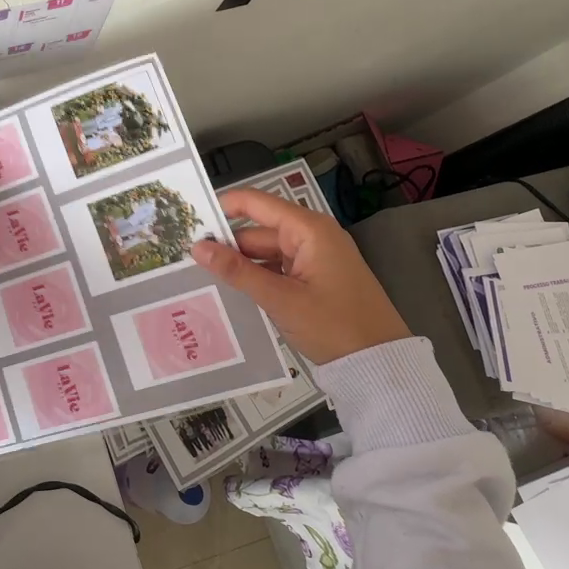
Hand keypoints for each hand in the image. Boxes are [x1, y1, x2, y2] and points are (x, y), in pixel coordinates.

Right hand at [193, 189, 409, 364]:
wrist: (383, 366)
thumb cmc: (334, 326)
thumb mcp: (280, 299)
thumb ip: (237, 271)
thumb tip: (197, 247)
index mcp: (308, 229)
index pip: (255, 203)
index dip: (221, 208)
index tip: (188, 221)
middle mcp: (311, 236)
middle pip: (257, 230)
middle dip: (226, 244)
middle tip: (186, 258)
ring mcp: (315, 258)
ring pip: (265, 252)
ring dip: (241, 265)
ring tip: (201, 276)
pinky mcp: (316, 279)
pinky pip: (278, 269)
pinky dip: (258, 277)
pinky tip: (233, 291)